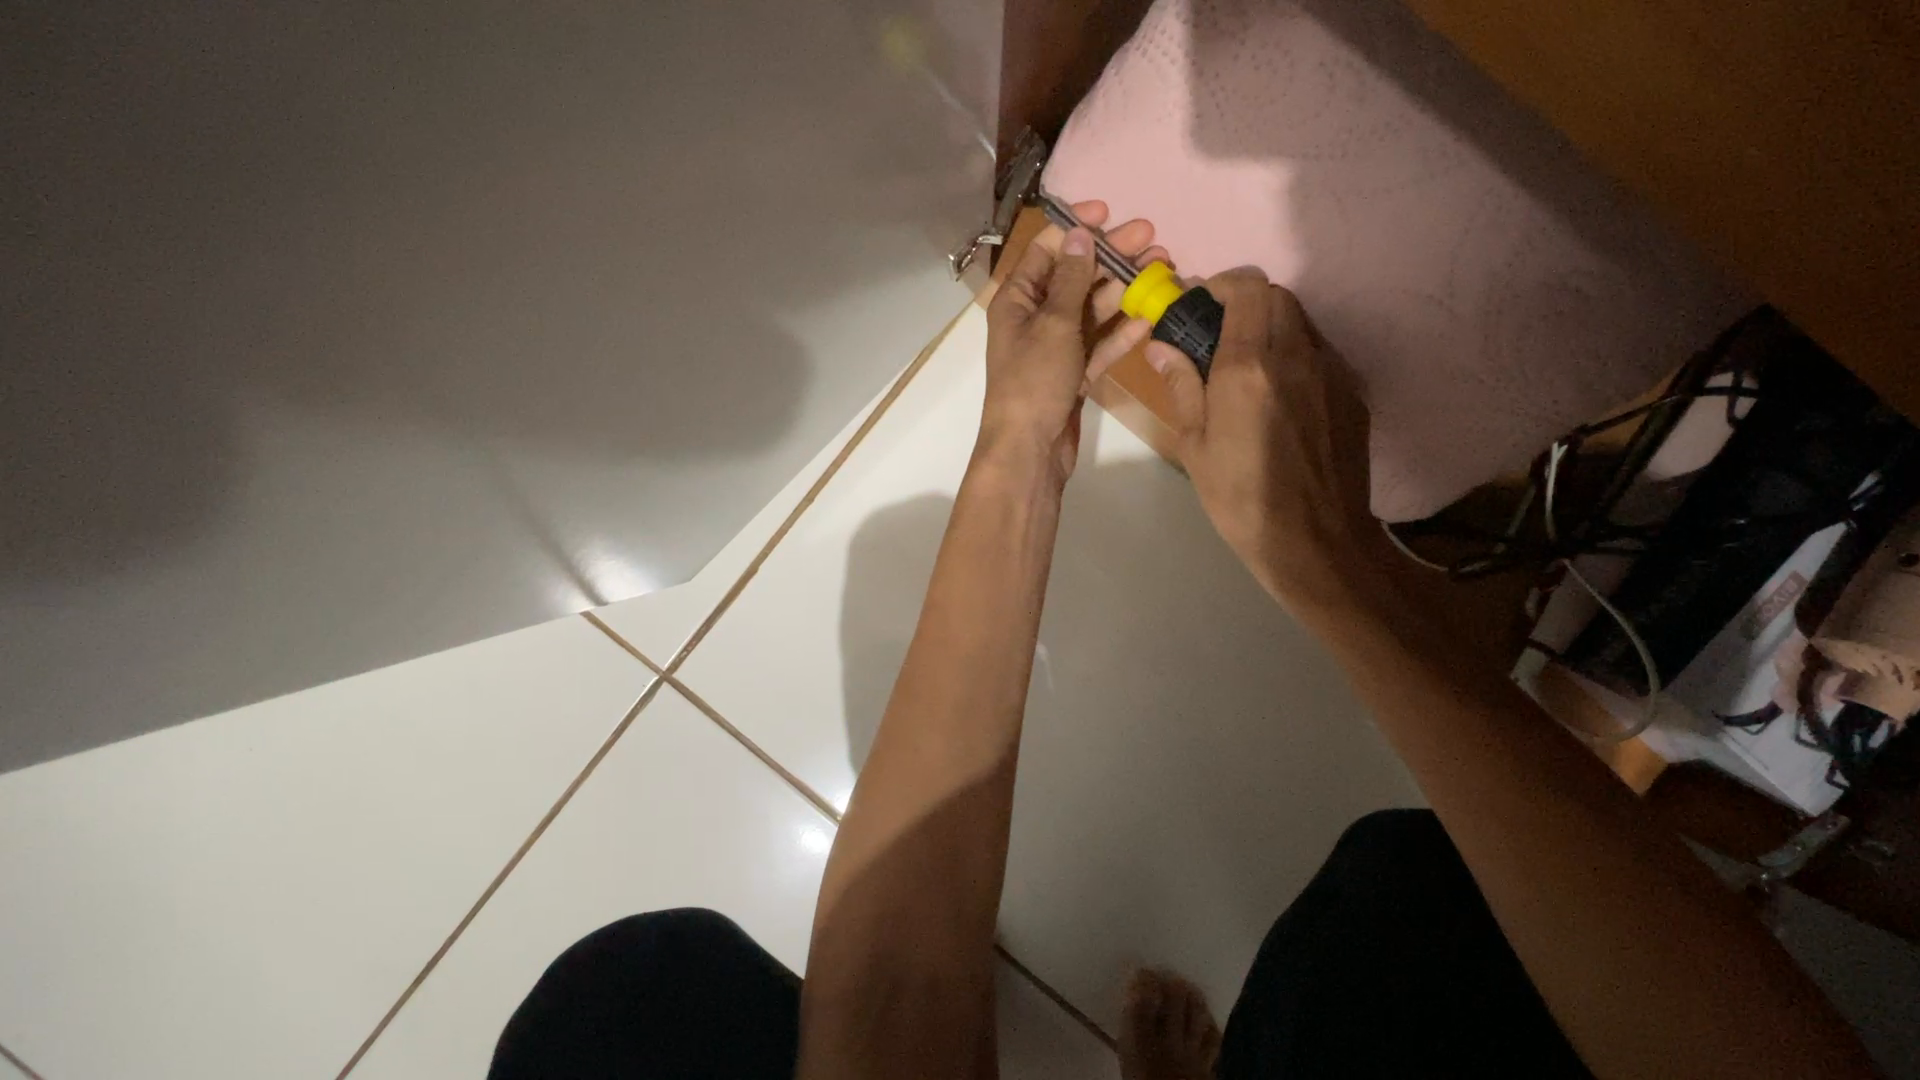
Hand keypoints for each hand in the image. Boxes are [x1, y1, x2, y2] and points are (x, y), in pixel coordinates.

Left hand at [980, 200, 1166, 482]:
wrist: (1029, 451)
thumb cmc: (1034, 382)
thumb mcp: (1054, 324)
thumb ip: (1071, 280)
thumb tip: (1080, 234)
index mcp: (1016, 300)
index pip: (1046, 251)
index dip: (1077, 229)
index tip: (1111, 214)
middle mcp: (1033, 318)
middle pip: (1075, 277)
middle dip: (1111, 257)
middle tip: (1154, 240)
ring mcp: (1054, 348)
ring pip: (1091, 310)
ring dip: (1124, 291)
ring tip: (1163, 270)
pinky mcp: (1072, 374)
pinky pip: (1099, 345)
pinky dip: (1121, 332)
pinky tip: (1150, 318)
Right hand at [1146, 268, 1384, 611]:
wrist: (1315, 541)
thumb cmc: (1240, 499)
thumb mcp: (1194, 447)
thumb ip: (1182, 386)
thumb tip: (1164, 346)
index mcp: (1249, 368)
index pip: (1247, 289)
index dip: (1221, 285)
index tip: (1200, 303)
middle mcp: (1297, 356)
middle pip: (1278, 296)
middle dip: (1246, 302)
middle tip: (1219, 333)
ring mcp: (1332, 373)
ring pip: (1302, 323)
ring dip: (1272, 327)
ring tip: (1248, 366)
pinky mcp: (1353, 393)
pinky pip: (1320, 355)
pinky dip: (1295, 356)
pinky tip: (1279, 397)